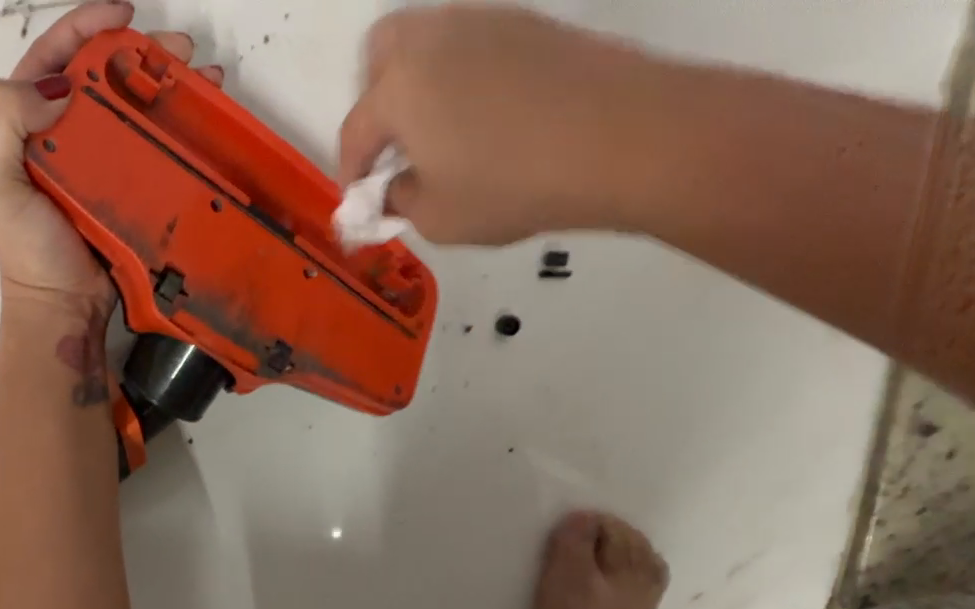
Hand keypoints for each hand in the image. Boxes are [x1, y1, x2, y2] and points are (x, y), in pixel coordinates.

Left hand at [0, 1, 223, 312]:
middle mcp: (66, 137)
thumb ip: (4, 120)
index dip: (86, 27)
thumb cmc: (28, 250)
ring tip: (202, 76)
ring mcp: (103, 165)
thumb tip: (57, 87)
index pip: (54, 59)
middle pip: (103, 77)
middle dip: (140, 52)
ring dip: (168, 85)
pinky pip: (155, 149)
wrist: (64, 307)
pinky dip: (179, 129)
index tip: (124, 12)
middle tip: (179, 50)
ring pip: (135, 109)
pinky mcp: (133, 192)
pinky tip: (203, 117)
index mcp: (27, 124)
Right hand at [338, 4, 687, 245]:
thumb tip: (394, 187)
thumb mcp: (440, 219)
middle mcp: (432, 40)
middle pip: (381, 55)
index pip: (356, 129)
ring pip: (429, 42)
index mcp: (399, 88)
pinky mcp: (528, 24)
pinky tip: (488, 117)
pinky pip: (473, 45)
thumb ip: (401, 202)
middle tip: (395, 144)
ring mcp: (483, 22)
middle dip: (376, 99)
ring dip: (420, 83)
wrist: (623, 137)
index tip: (360, 199)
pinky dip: (464, 76)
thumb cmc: (515, 186)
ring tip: (442, 132)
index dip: (351, 170)